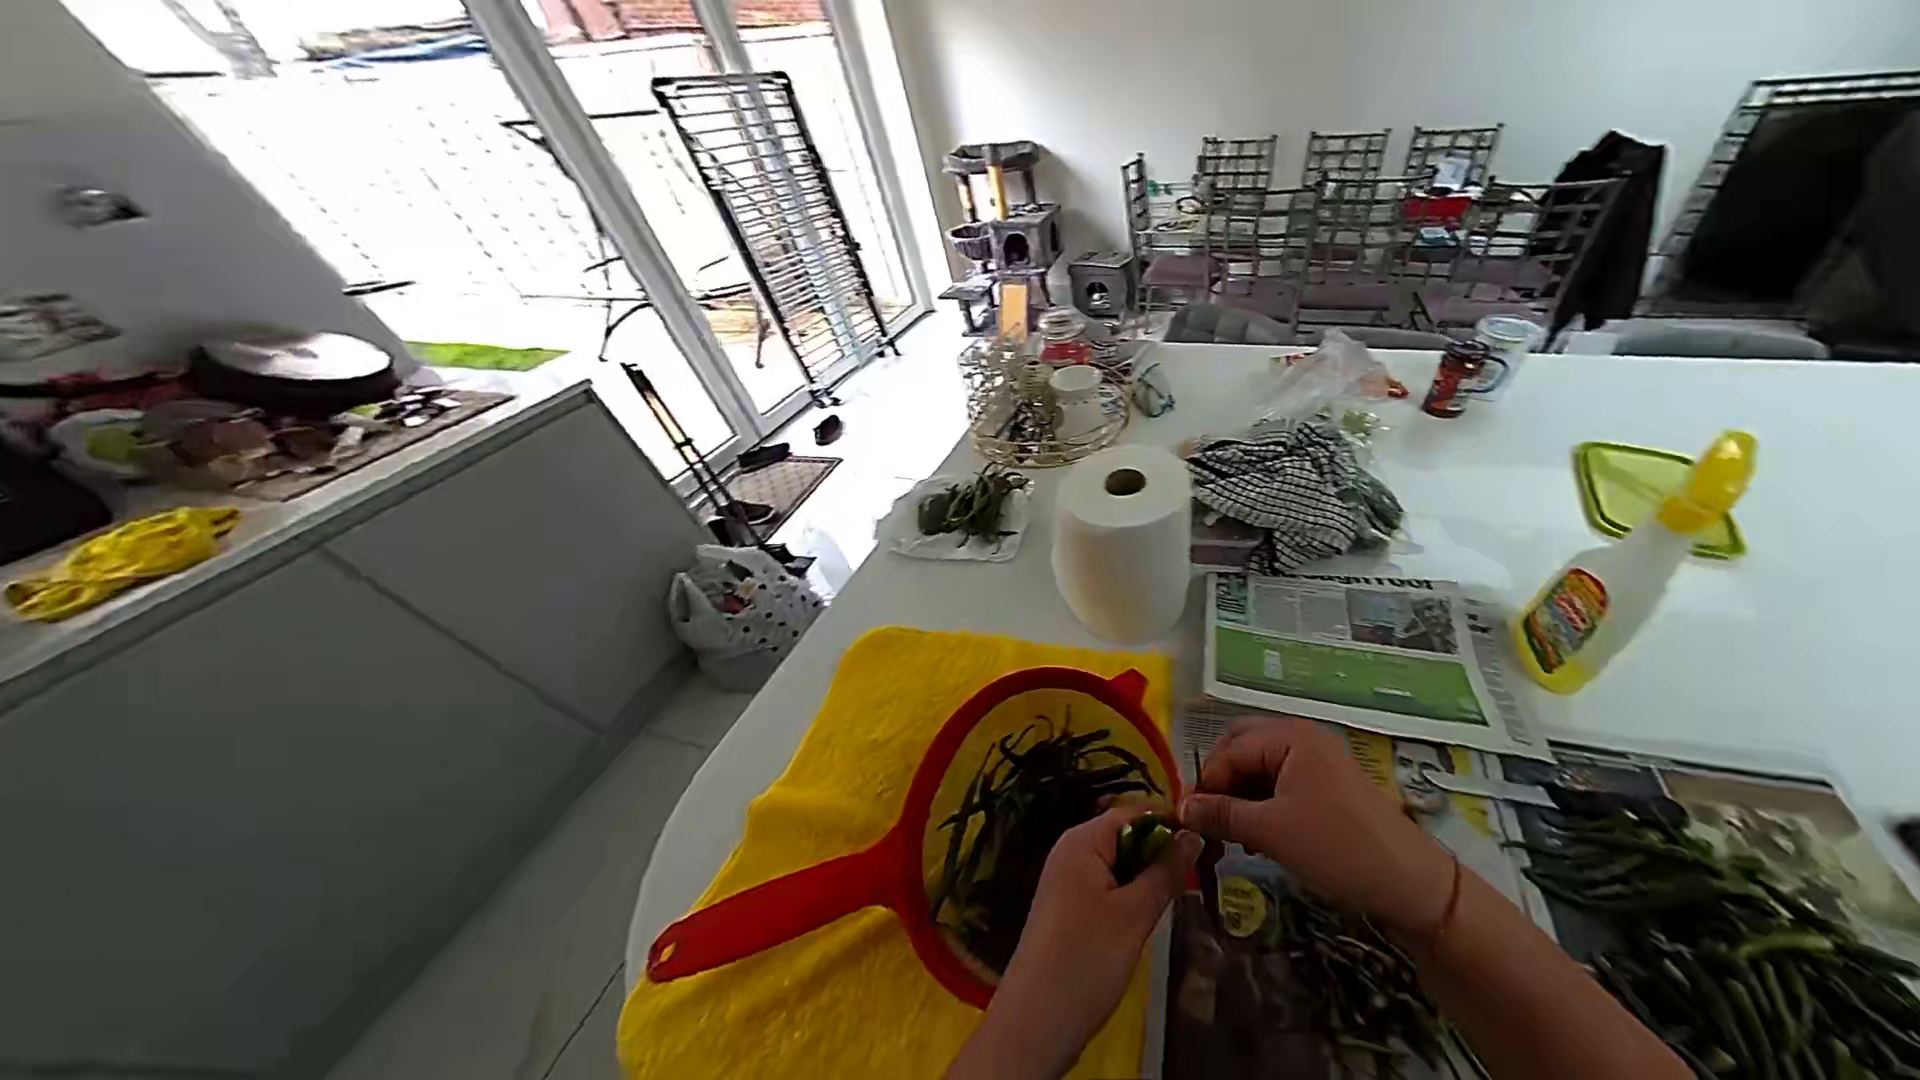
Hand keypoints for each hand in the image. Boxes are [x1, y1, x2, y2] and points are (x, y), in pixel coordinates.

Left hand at [946, 806, 1201, 1079]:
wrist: (1037, 1018)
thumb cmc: (1086, 957)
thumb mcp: (1134, 913)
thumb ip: (1165, 871)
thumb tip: (1192, 835)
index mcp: (1082, 839)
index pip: (1132, 811)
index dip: (1169, 821)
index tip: (1208, 839)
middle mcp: (1072, 849)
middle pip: (1125, 834)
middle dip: (1160, 850)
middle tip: (1201, 872)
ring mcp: (1068, 878)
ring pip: (1118, 862)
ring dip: (1148, 874)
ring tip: (1183, 893)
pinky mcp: (1070, 905)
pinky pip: (1108, 883)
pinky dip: (1131, 892)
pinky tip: (1151, 913)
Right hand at [1179, 715, 1454, 935]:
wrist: (1415, 887)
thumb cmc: (1337, 848)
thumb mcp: (1269, 832)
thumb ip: (1220, 814)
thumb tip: (1179, 810)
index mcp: (1289, 737)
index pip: (1228, 751)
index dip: (1206, 784)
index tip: (1190, 817)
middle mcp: (1302, 737)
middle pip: (1241, 746)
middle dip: (1221, 779)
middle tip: (1211, 815)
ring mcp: (1317, 759)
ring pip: (1259, 763)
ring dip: (1239, 791)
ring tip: (1232, 829)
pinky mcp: (1327, 783)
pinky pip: (1279, 778)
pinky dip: (1261, 799)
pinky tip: (1257, 830)